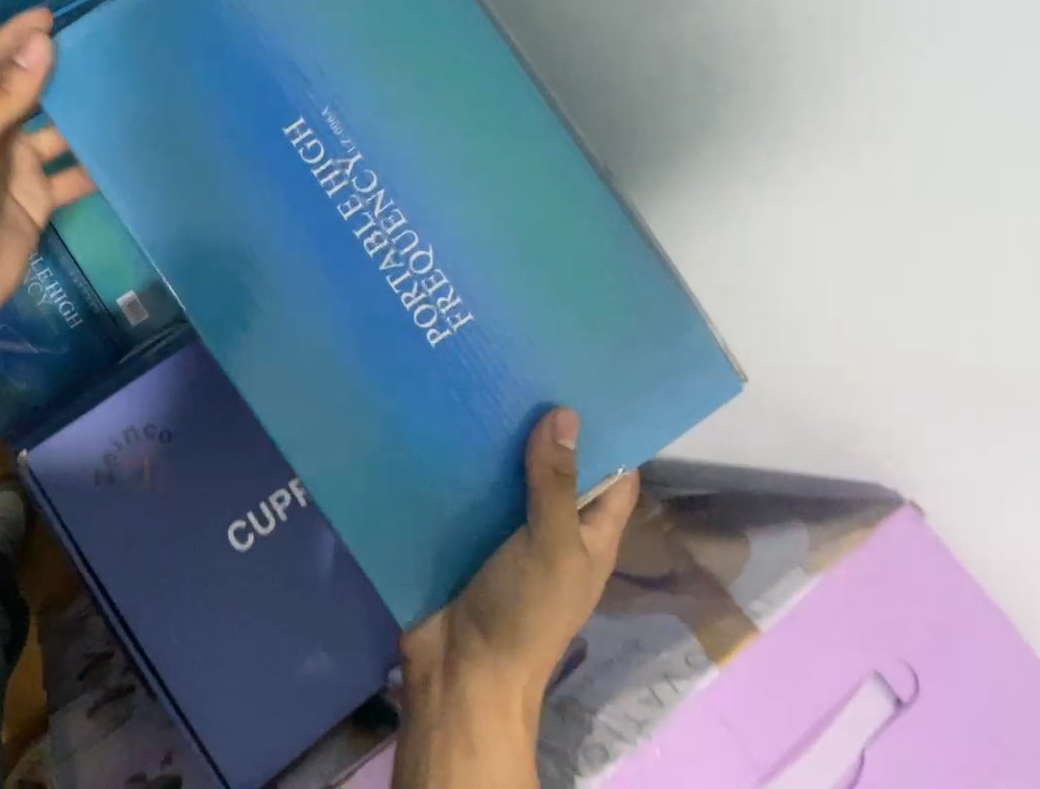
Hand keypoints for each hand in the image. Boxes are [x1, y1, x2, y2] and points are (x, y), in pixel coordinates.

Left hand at [0, 8, 96, 338]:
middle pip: (27, 92)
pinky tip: (124, 153)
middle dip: (55, 69)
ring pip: (56, 131)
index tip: (49, 16)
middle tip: (97, 49)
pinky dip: (95, 166)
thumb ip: (3, 100)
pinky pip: (72, 175)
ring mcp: (18, 169)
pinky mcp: (38, 200)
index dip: (14, 37)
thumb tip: (41, 46)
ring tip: (120, 92)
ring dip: (82, 116)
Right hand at [393, 410, 638, 788]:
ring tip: (466, 387)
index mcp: (587, 537)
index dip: (605, 437)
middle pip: (549, 471)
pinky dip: (448, 466)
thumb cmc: (524, 612)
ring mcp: (499, 535)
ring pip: (498, 478)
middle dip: (534, 429)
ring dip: (485, 444)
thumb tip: (564, 414)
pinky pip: (457, 493)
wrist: (459, 668)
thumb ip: (554, 483)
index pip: (610, 478)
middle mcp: (546, 530)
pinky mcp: (456, 537)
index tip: (581, 385)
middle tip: (512, 371)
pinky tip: (428, 428)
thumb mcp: (551, 547)